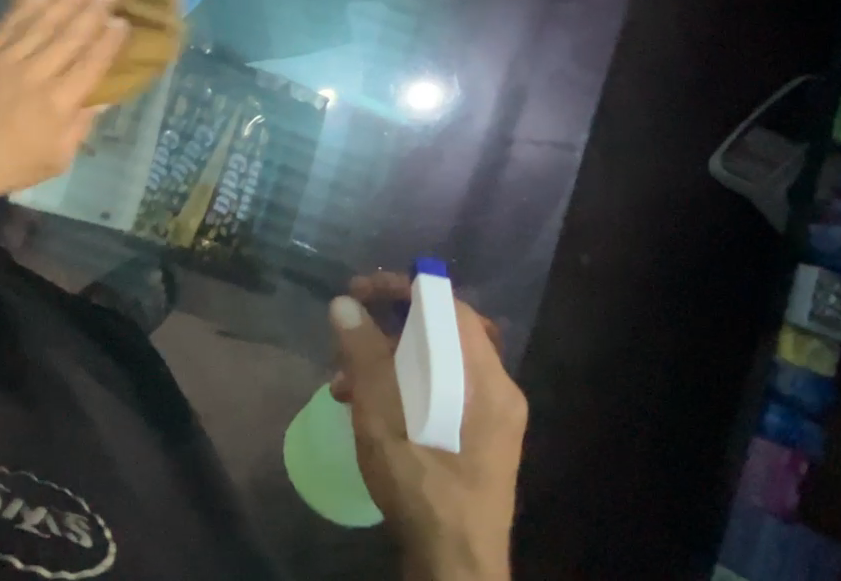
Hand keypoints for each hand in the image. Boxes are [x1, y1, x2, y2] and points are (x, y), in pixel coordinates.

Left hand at [0, 0, 128, 202]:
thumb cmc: (10, 164)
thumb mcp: (57, 158)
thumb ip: (81, 125)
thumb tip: (103, 98)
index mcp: (59, 103)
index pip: (92, 63)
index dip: (110, 41)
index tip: (123, 22)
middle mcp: (37, 74)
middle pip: (71, 35)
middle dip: (94, 10)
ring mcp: (9, 59)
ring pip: (43, 22)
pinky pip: (11, 22)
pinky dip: (29, 3)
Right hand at [328, 276, 526, 580]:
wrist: (455, 562)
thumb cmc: (420, 483)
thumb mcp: (382, 415)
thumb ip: (364, 355)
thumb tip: (345, 304)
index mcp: (484, 378)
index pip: (448, 305)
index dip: (401, 288)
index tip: (357, 291)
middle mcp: (497, 390)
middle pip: (442, 331)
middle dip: (387, 323)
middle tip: (347, 330)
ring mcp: (491, 416)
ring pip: (437, 362)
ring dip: (388, 358)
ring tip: (344, 380)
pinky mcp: (479, 438)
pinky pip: (442, 389)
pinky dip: (404, 384)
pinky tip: (368, 407)